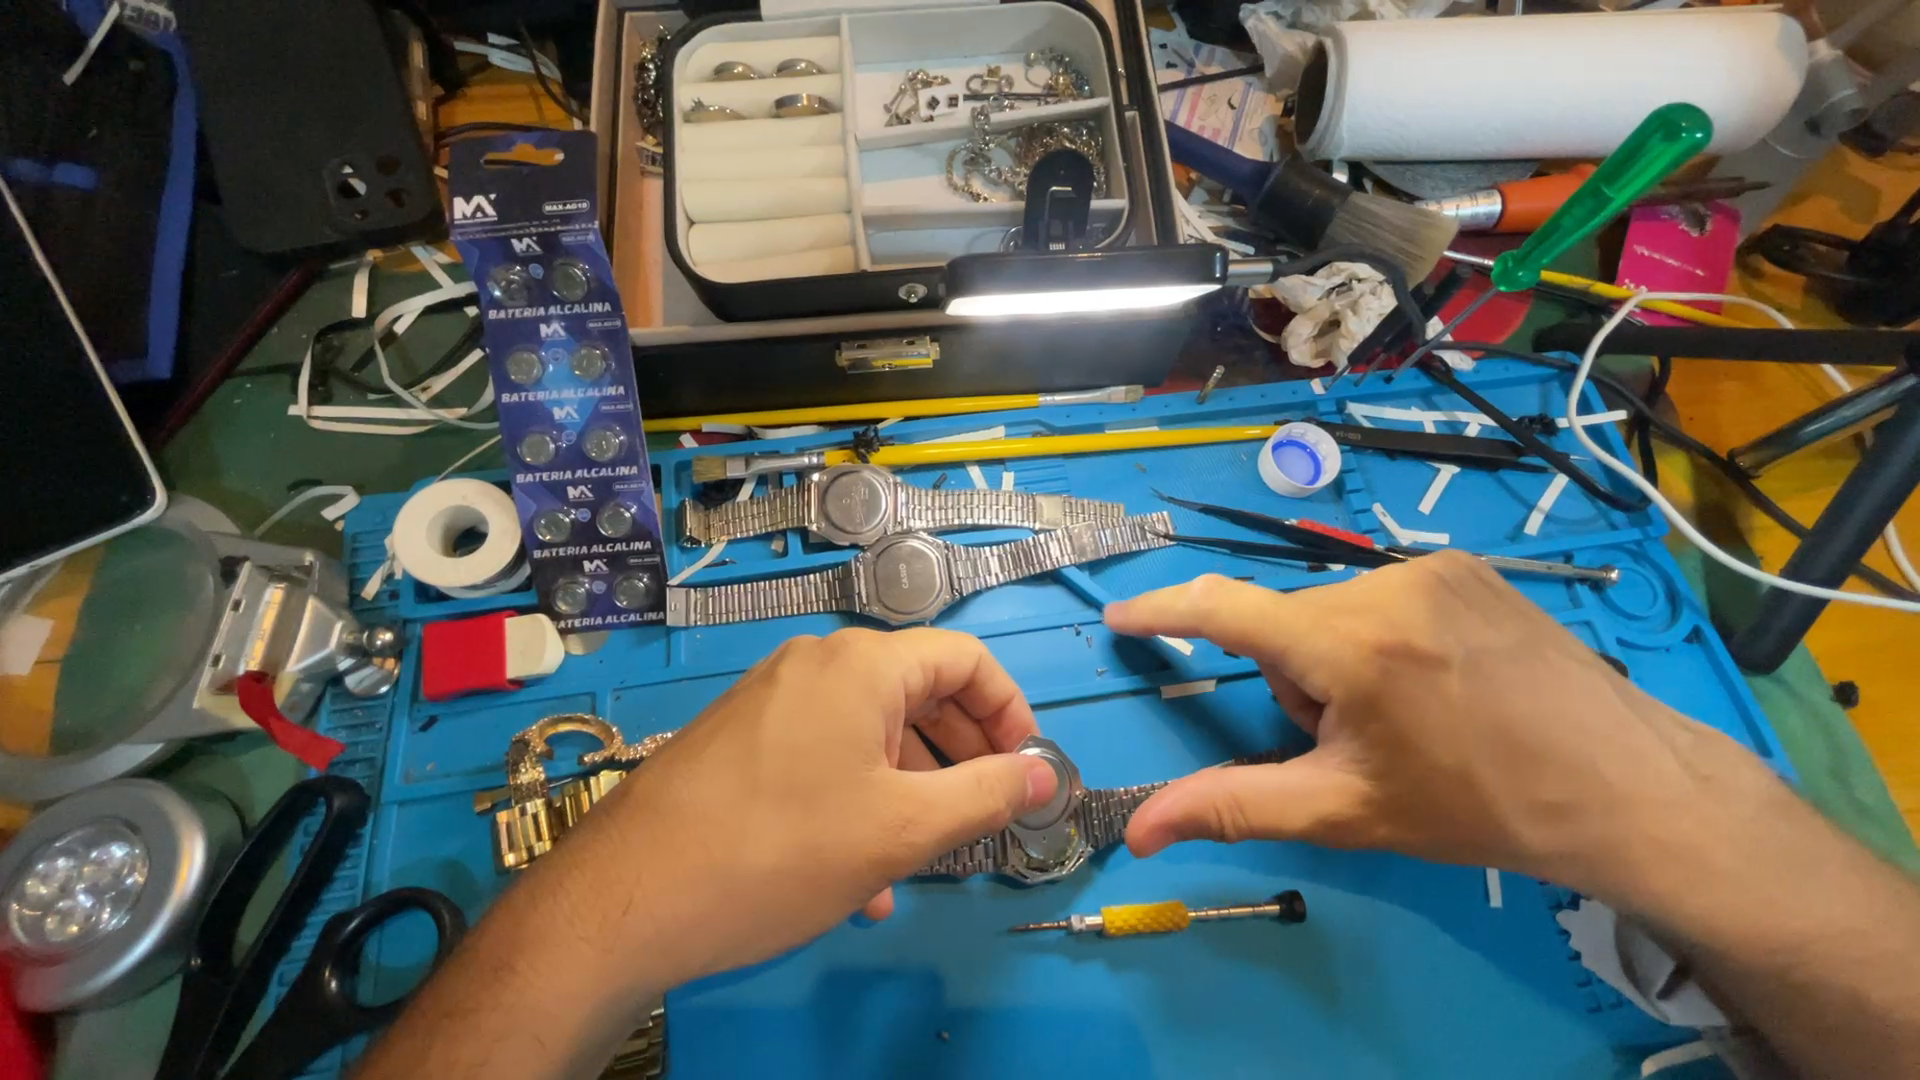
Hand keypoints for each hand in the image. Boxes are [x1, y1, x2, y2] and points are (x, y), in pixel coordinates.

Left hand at [570, 627, 1057, 985]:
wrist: (625, 898)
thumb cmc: (780, 851)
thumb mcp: (901, 831)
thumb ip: (986, 795)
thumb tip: (1042, 774)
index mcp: (862, 665)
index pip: (964, 659)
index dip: (1009, 710)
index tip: (1025, 768)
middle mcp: (817, 664)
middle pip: (918, 691)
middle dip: (963, 753)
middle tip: (985, 812)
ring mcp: (774, 698)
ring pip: (872, 729)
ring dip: (913, 785)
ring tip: (928, 856)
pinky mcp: (745, 737)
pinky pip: (827, 752)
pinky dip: (861, 795)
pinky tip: (862, 872)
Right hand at [1103, 553, 1778, 902]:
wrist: (1632, 790)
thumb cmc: (1477, 807)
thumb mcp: (1343, 811)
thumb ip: (1230, 808)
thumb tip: (1138, 832)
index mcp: (1347, 645)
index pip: (1223, 610)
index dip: (1162, 611)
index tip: (1122, 615)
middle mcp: (1381, 585)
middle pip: (1284, 624)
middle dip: (1292, 678)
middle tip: (1353, 736)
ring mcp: (1428, 566)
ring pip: (1327, 610)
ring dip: (1332, 657)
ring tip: (1404, 709)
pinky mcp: (1462, 565)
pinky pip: (1375, 594)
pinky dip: (1374, 634)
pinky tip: (1435, 676)